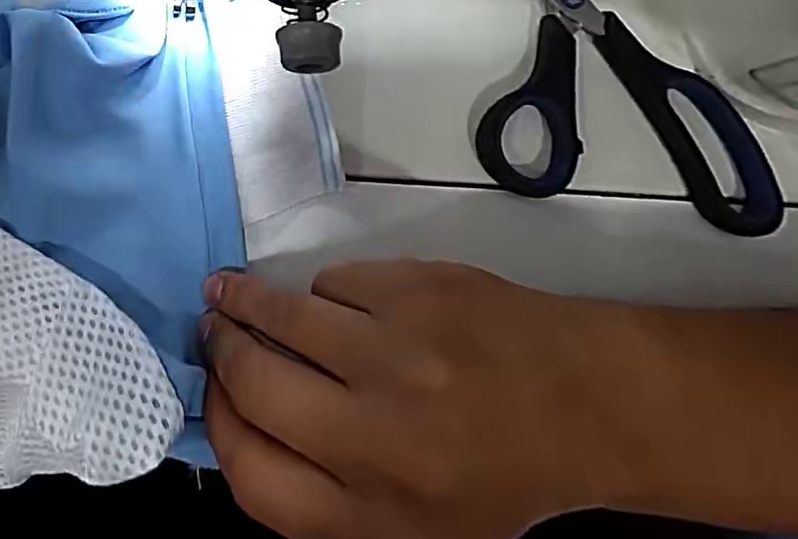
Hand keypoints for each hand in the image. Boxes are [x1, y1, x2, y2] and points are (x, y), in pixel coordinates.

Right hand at [202, 261, 660, 538]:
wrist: (587, 401)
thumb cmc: (497, 470)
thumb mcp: (414, 516)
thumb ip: (328, 480)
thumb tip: (241, 411)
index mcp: (378, 511)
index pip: (255, 479)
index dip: (218, 426)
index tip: (210, 390)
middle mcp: (381, 436)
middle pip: (257, 384)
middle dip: (221, 348)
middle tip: (211, 327)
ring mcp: (398, 353)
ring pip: (284, 315)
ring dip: (245, 298)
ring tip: (227, 288)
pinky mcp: (414, 290)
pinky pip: (333, 281)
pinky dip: (324, 291)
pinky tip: (338, 300)